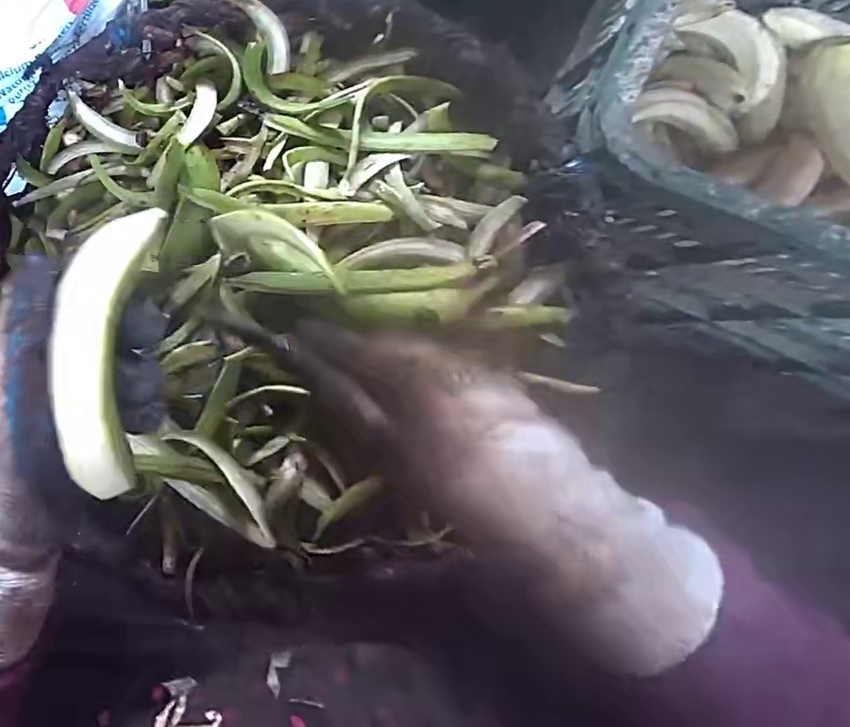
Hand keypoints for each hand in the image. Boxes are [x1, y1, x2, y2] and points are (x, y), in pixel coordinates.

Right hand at [288, 325, 723, 677]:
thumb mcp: (392, 449)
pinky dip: (411, 365)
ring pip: (411, 349)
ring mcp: (471, 365)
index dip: (318, 338)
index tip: (290, 332)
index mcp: (411, 367)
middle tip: (322, 348)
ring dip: (381, 352)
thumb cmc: (460, 487)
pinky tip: (408, 383)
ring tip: (360, 365)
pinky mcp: (494, 381)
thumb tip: (309, 368)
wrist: (559, 516)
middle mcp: (440, 353)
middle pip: (383, 339)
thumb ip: (348, 402)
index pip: (351, 342)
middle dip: (350, 341)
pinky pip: (437, 361)